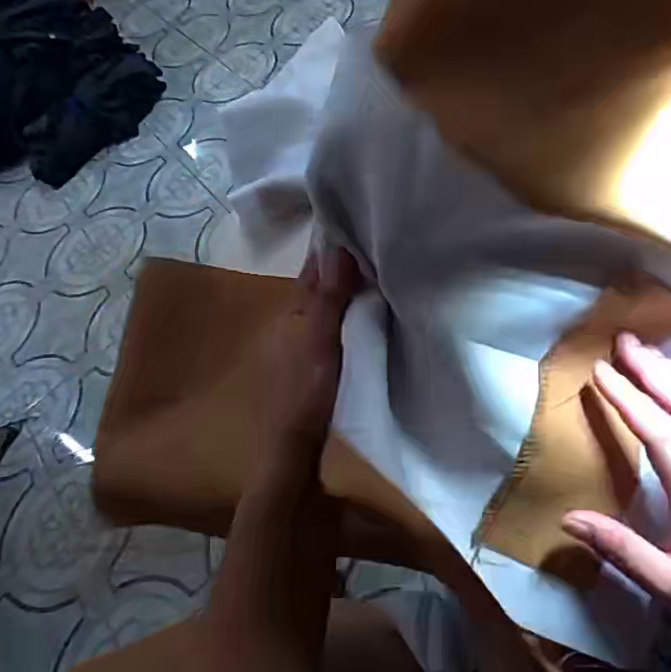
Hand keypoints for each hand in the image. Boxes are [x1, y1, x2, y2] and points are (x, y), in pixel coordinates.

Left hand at [239, 246, 359, 510]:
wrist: (291, 453)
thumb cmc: (304, 397)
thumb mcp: (318, 345)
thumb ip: (327, 300)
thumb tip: (337, 247)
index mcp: (291, 314)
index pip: (313, 268)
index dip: (332, 245)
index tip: (360, 218)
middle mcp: (292, 325)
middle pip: (319, 286)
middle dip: (342, 264)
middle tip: (379, 239)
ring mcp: (300, 347)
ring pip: (325, 308)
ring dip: (346, 290)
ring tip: (379, 269)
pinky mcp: (312, 367)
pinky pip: (332, 330)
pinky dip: (347, 316)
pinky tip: (366, 316)